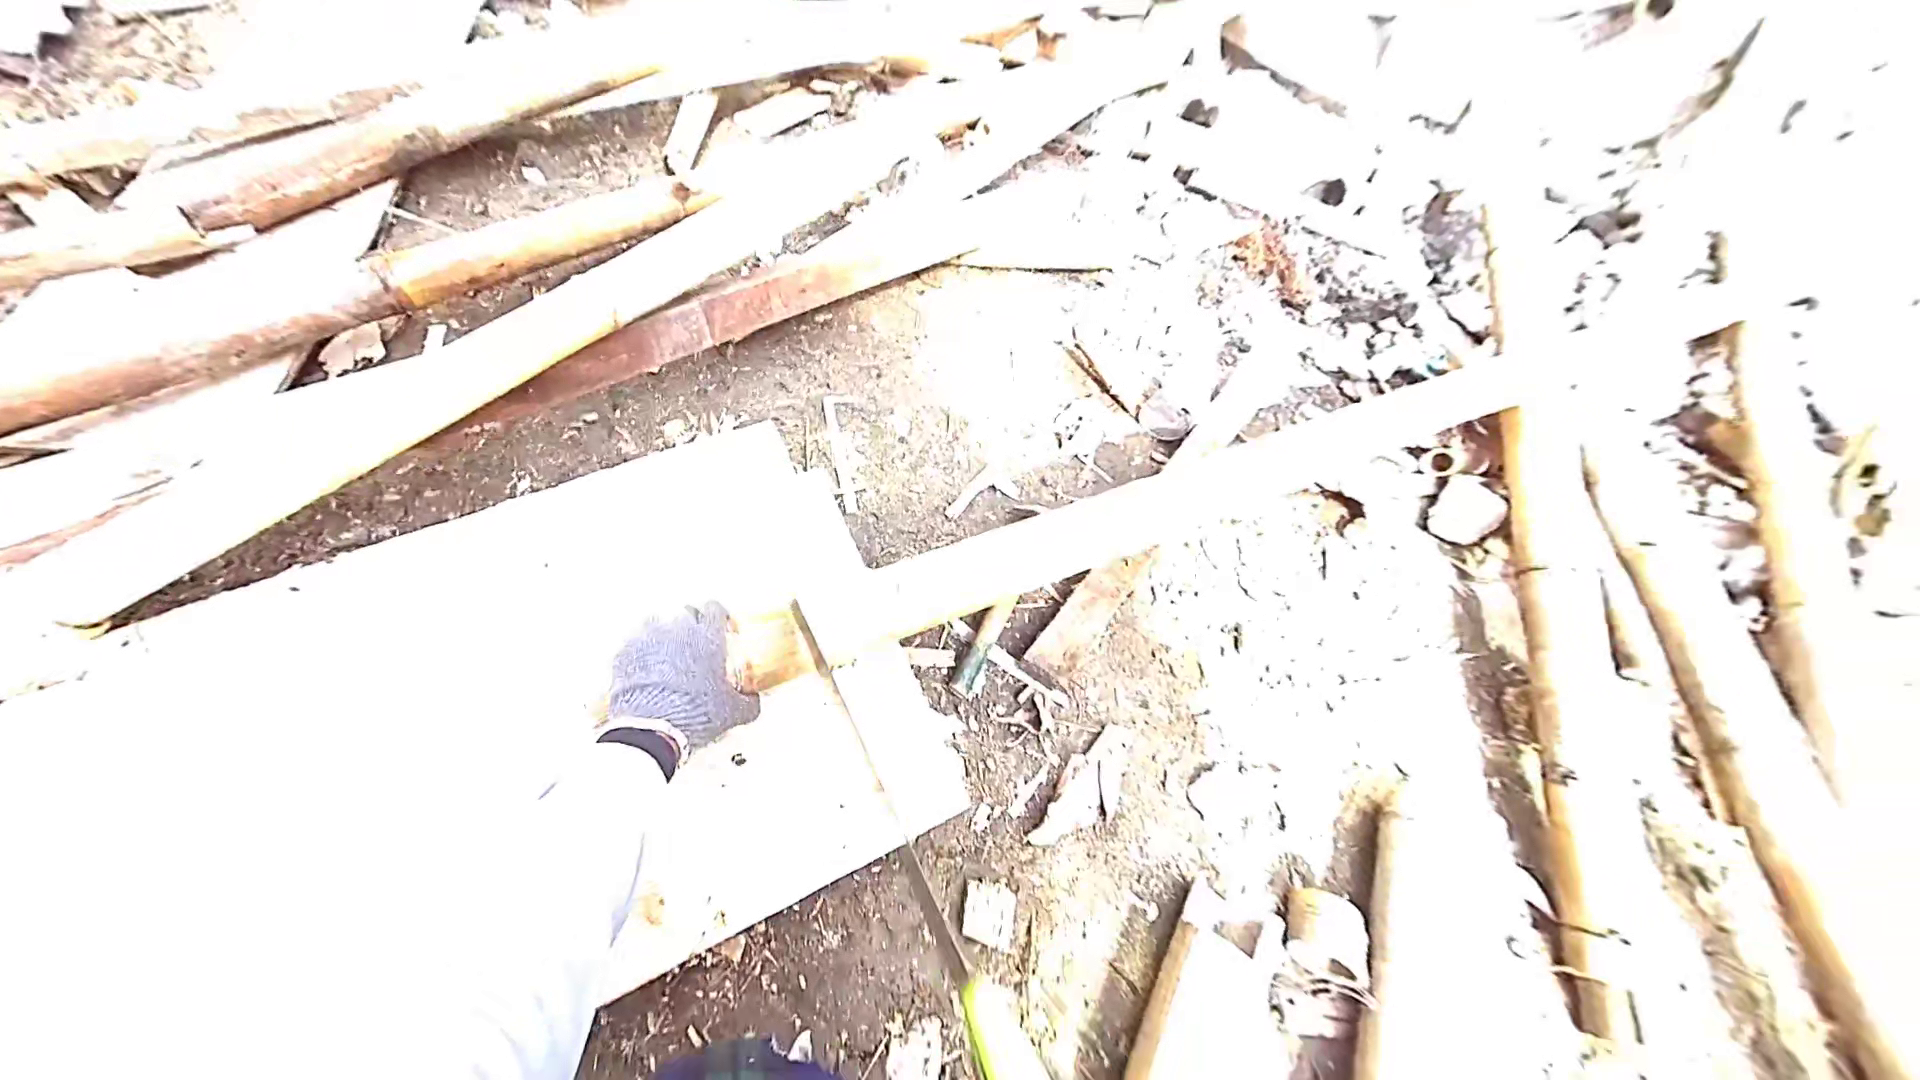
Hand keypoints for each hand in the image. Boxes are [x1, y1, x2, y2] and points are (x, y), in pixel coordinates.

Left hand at [605, 601, 761, 755]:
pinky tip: (645, 671)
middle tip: (695, 646)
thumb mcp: (733, 712)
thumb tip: (754, 701)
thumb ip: (749, 701)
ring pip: (657, 623)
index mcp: (709, 637)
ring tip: (667, 656)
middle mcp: (679, 629)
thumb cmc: (695, 714)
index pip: (715, 608)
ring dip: (664, 635)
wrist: (650, 729)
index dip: (719, 617)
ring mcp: (649, 638)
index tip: (722, 628)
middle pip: (686, 612)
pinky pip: (634, 644)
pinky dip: (640, 653)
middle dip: (691, 625)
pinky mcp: (624, 653)